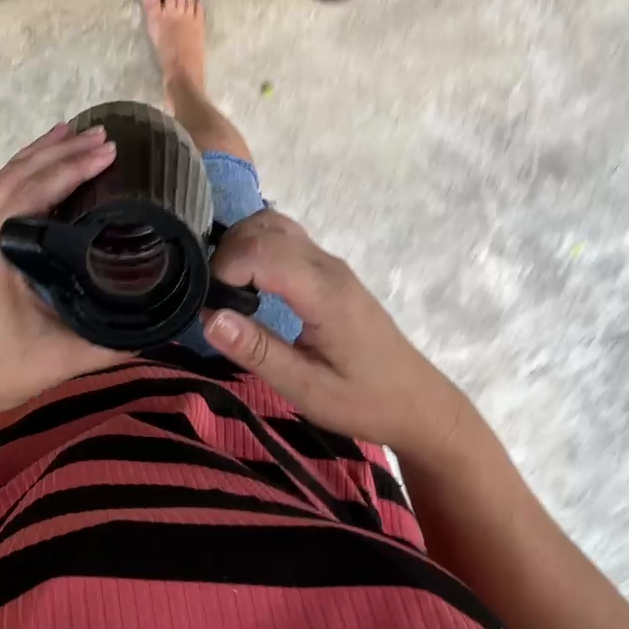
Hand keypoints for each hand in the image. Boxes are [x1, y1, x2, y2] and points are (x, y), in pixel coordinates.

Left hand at [0, 124, 129, 424]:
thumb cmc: (3, 369)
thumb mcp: (65, 357)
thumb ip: (116, 339)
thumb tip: (167, 320)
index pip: (32, 193)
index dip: (70, 168)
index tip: (108, 153)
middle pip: (18, 175)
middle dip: (62, 151)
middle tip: (104, 136)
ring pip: (6, 178)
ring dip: (41, 152)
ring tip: (76, 131)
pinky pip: (2, 191)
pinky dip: (26, 168)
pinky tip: (46, 161)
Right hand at [202, 211, 472, 456]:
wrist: (420, 404)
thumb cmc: (365, 401)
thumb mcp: (308, 390)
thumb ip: (258, 351)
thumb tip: (208, 316)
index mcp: (324, 292)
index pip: (261, 251)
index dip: (224, 267)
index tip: (209, 303)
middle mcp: (327, 266)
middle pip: (264, 229)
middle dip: (226, 253)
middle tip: (212, 296)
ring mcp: (330, 263)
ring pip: (273, 225)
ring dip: (240, 245)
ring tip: (225, 287)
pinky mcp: (328, 269)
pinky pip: (284, 237)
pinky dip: (256, 245)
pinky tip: (248, 280)